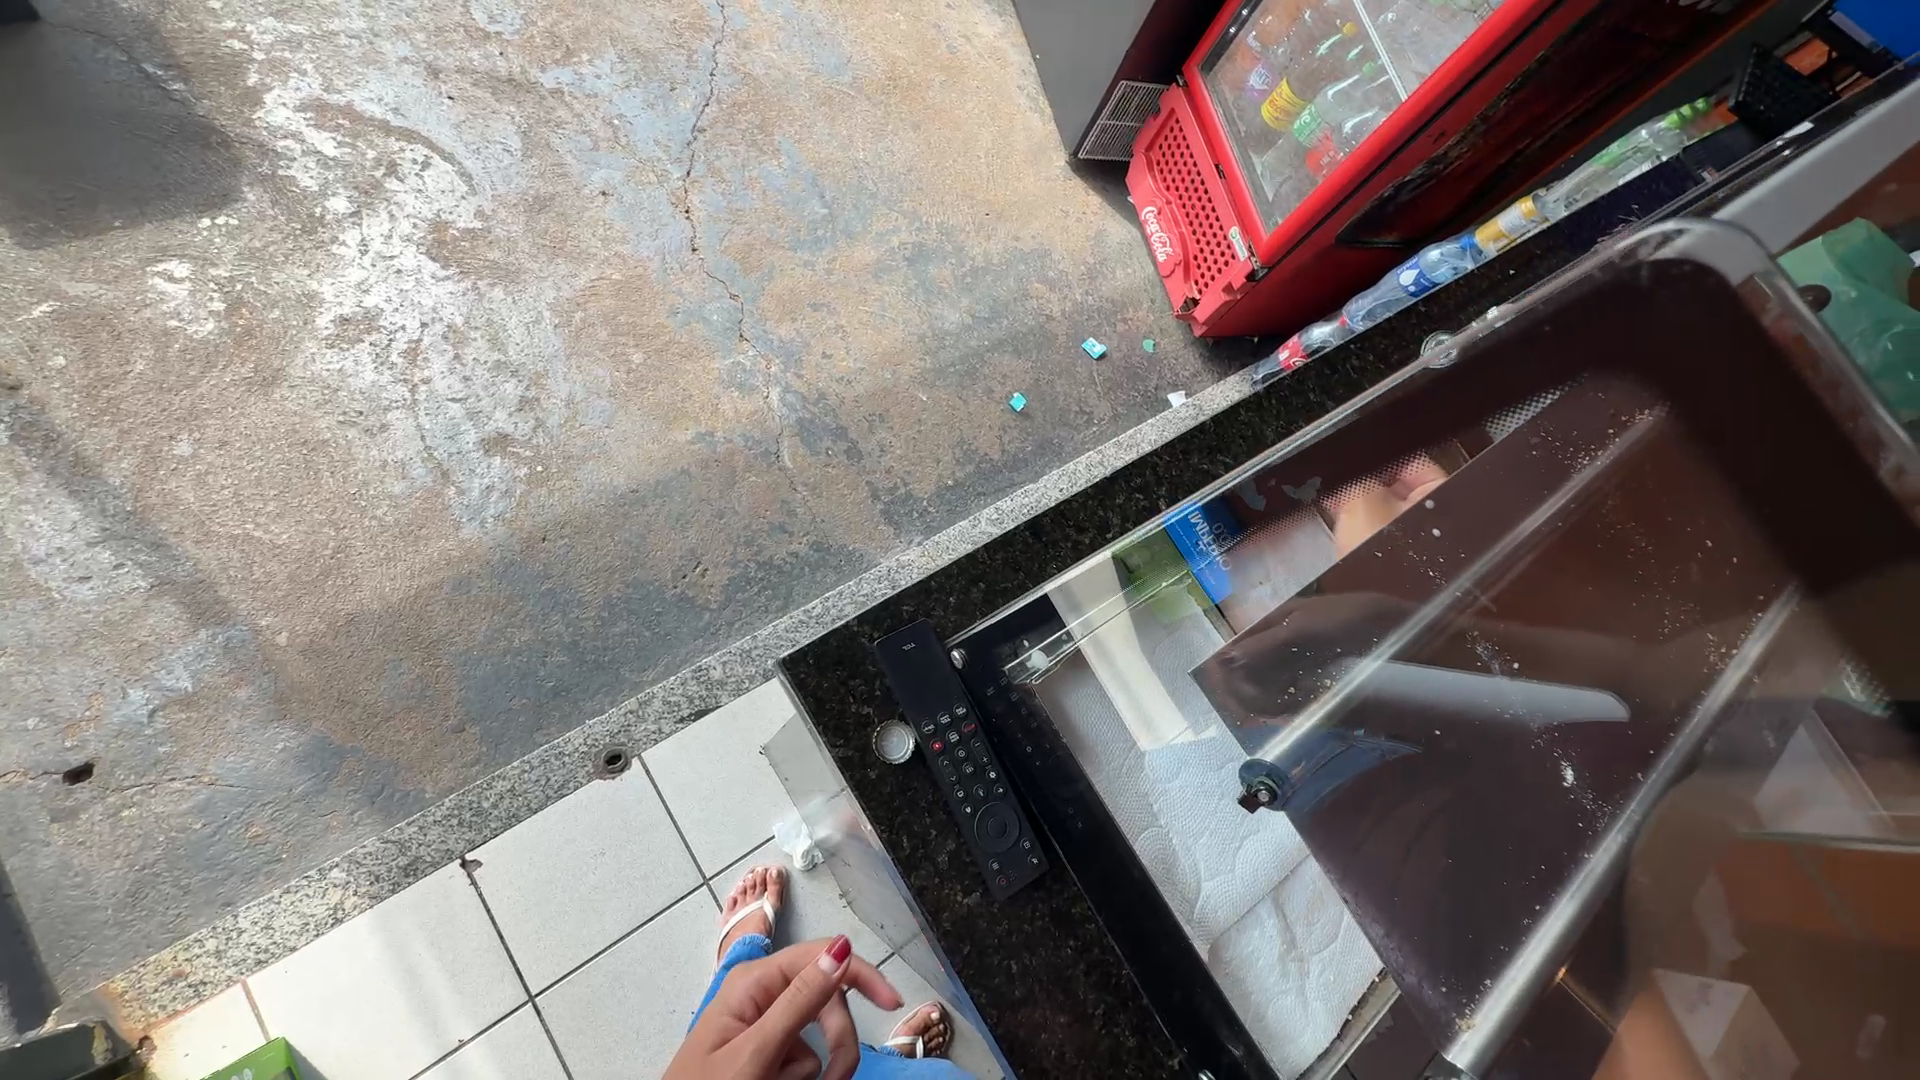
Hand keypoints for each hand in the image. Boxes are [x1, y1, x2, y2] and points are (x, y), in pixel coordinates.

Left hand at [663, 934, 902, 1079]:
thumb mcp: (756, 1053)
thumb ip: (799, 1000)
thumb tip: (842, 946)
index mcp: (756, 980)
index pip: (822, 955)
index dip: (861, 973)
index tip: (894, 1004)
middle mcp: (762, 993)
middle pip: (826, 999)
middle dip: (838, 1039)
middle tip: (836, 1078)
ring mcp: (763, 1024)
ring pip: (818, 1034)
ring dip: (818, 1067)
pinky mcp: (765, 1052)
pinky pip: (802, 1058)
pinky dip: (802, 1077)